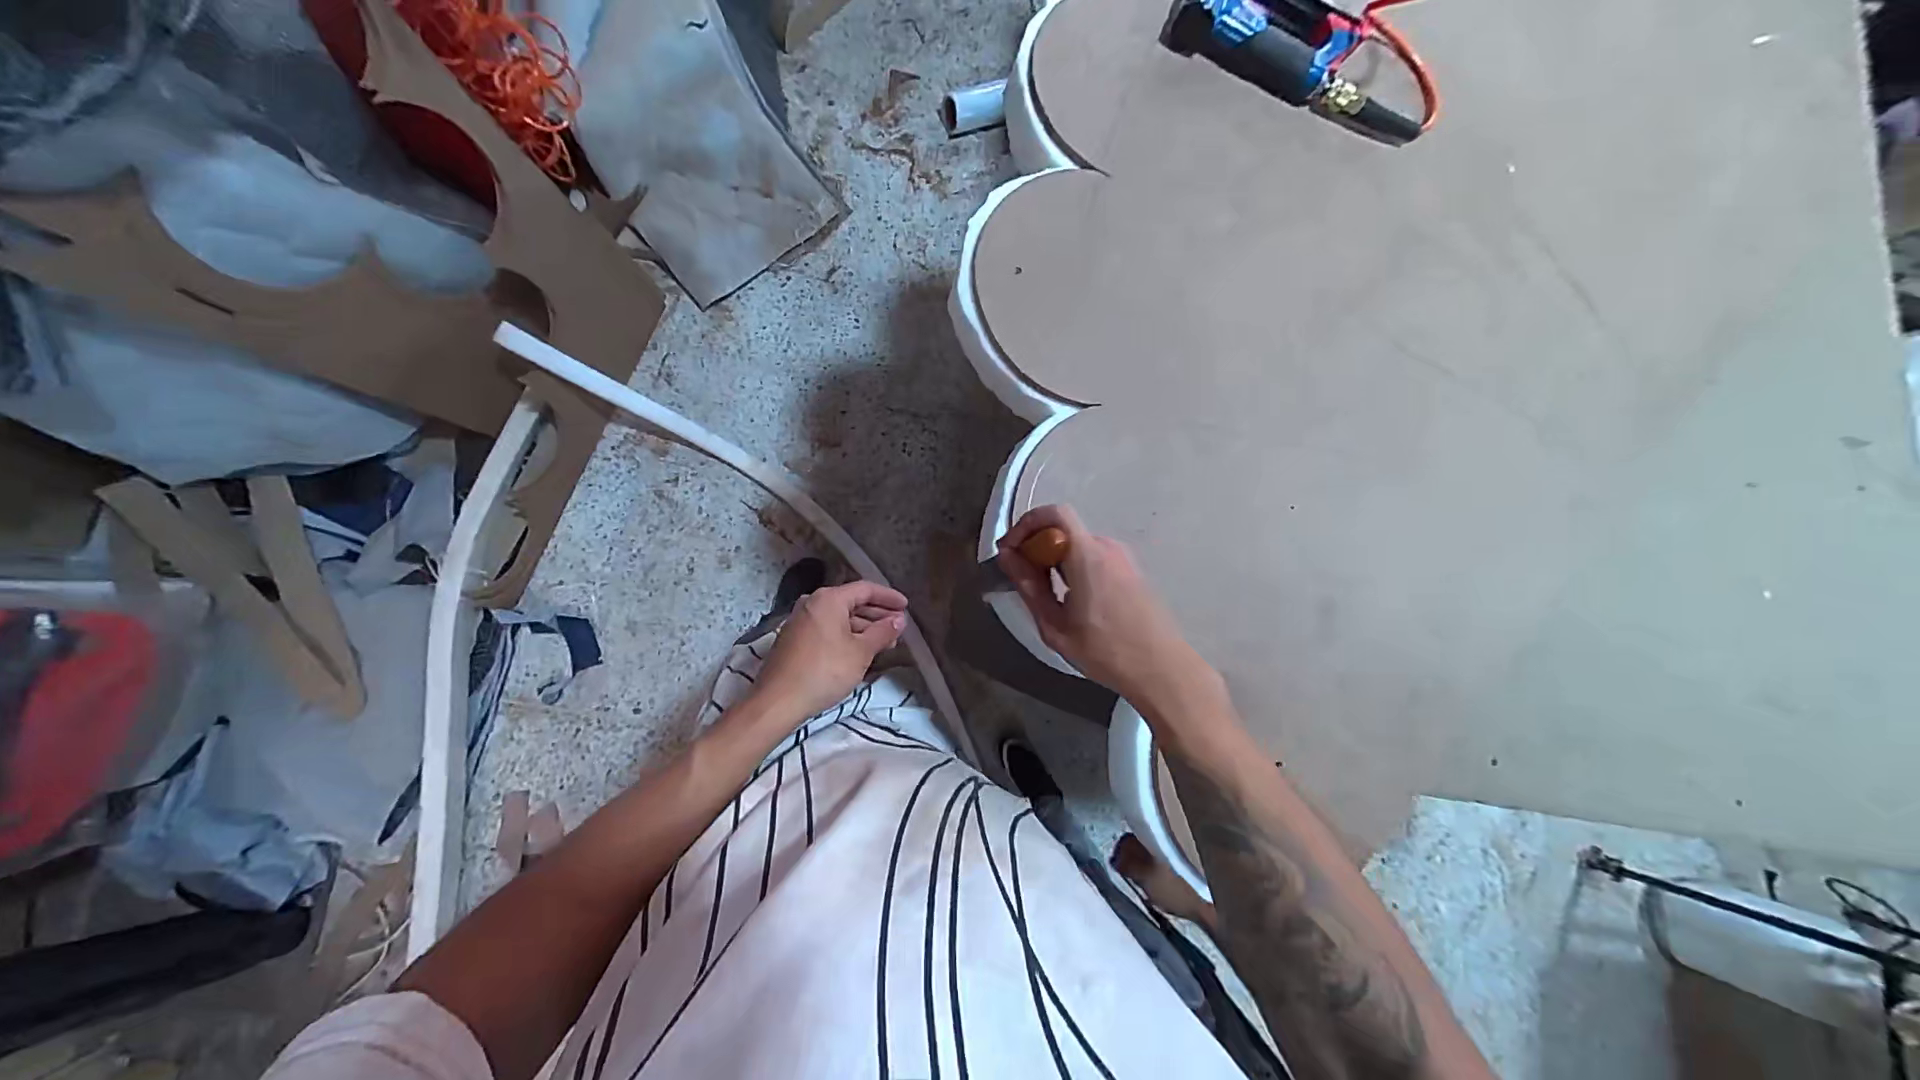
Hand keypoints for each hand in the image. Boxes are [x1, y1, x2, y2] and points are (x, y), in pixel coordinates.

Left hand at [755, 581, 908, 721]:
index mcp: (828, 599)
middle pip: (851, 602)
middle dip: (877, 615)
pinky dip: (846, 635)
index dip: (888, 597)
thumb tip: (898, 621)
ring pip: (839, 618)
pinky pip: (827, 629)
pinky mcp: (794, 639)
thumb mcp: (861, 652)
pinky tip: (859, 650)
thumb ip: (883, 632)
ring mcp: (800, 621)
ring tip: (884, 643)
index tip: (906, 607)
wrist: (778, 701)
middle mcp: (812, 603)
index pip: (865, 589)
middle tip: (898, 627)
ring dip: (863, 628)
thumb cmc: (824, 671)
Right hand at [996, 505, 1222, 718]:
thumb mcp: (1055, 626)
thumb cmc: (1105, 652)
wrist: (1161, 668)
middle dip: (1036, 546)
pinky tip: (1071, 600)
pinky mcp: (1131, 570)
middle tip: (1021, 577)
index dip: (1025, 525)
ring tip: (1044, 594)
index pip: (1053, 514)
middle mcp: (1107, 548)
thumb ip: (1028, 587)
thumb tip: (1008, 557)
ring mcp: (1123, 558)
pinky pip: (1093, 557)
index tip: (1010, 551)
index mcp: (1087, 556)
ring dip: (1054, 558)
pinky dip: (1073, 566)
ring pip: (1077, 544)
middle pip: (1063, 529)